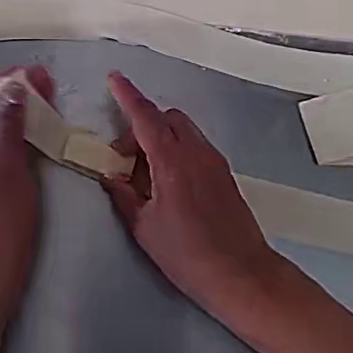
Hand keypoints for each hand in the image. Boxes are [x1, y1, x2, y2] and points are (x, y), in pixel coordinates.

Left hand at [0, 65, 43, 315]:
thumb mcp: (7, 162)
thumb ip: (10, 122)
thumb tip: (14, 90)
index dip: (2, 84)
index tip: (30, 72)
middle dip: (12, 96)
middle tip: (45, 82)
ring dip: (17, 114)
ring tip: (45, 98)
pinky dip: (16, 137)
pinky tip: (36, 128)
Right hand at [100, 71, 294, 317]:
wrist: (242, 274)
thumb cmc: (188, 255)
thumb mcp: (145, 228)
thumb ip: (123, 196)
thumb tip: (109, 176)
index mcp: (172, 162)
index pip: (146, 117)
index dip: (127, 96)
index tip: (114, 78)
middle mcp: (195, 152)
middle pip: (166, 118)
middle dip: (142, 124)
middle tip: (124, 157)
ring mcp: (213, 160)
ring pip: (182, 129)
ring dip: (161, 137)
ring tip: (145, 173)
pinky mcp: (223, 172)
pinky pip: (194, 145)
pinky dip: (176, 148)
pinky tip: (167, 182)